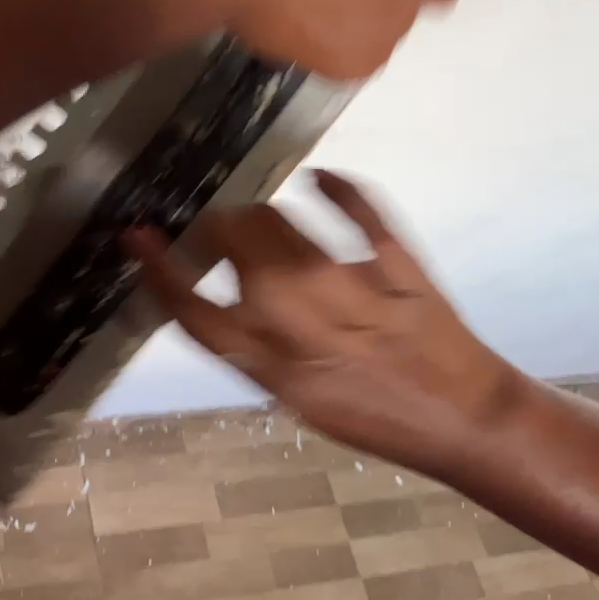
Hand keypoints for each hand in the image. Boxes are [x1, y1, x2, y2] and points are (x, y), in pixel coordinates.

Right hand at [123, 170, 523, 475]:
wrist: (462, 419)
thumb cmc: (367, 414)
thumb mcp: (291, 396)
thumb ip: (246, 345)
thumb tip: (212, 296)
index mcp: (266, 357)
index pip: (190, 304)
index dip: (156, 265)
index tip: (136, 234)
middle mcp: (296, 313)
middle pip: (229, 238)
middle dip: (213, 227)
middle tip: (218, 234)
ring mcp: (347, 281)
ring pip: (275, 218)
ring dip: (257, 213)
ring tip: (259, 221)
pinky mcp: (393, 259)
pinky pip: (355, 206)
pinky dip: (333, 186)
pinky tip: (317, 180)